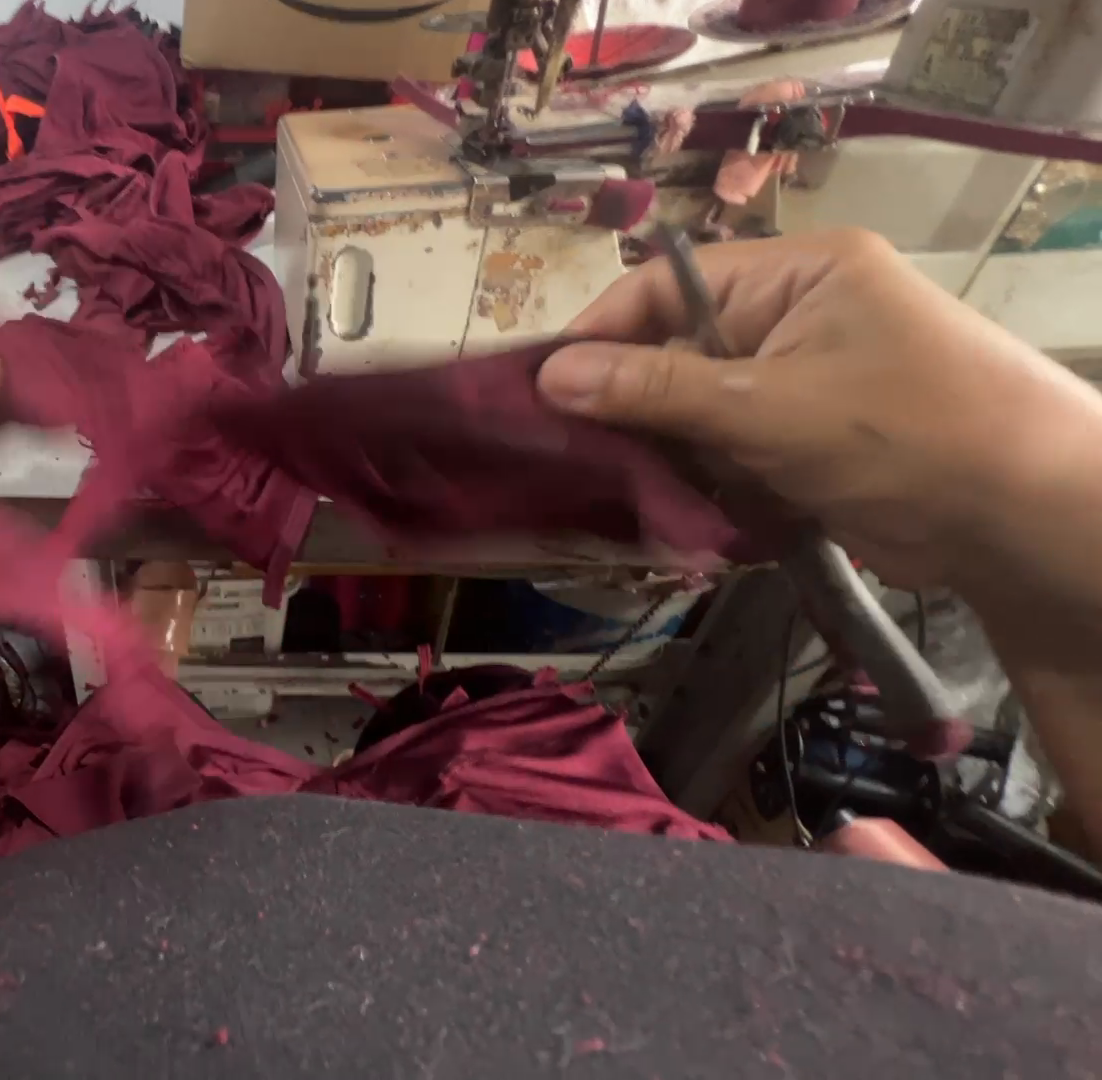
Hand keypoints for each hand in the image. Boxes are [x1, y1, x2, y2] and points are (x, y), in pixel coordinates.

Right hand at [536, 229, 1101, 591]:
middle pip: (663, 346)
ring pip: (675, 401)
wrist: (1026, 527)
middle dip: (618, 396)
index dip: (597, 333)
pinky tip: (653, 492)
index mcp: (793, 276)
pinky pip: (701, 439)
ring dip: (646, 440)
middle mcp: (781, 317)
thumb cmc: (908, 437)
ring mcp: (781, 378)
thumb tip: (546, 376)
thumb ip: (651, 389)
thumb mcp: (765, 406)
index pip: (662, 288)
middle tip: (562, 442)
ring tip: (605, 476)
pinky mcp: (779, 432)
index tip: (540, 386)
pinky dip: (676, 467)